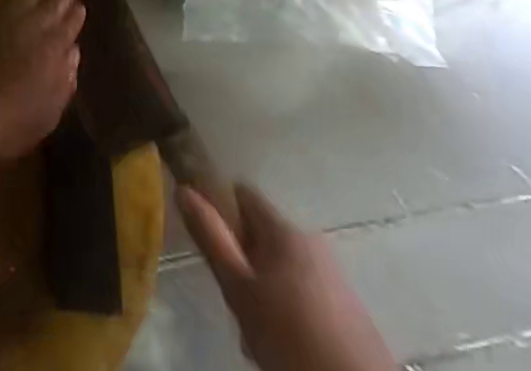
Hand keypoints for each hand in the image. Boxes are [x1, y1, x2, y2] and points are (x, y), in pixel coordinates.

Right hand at [177, 183, 394, 370]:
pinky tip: (281, 340)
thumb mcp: (238, 289)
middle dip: (239, 260)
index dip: (219, 207)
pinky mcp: (347, 306)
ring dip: (259, 287)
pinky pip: (301, 290)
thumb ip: (211, 238)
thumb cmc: (289, 337)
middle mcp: (310, 242)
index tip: (206, 239)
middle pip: (259, 235)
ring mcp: (332, 274)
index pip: (242, 194)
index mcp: (284, 232)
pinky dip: (284, 306)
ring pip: (278, 266)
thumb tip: (184, 189)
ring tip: (253, 327)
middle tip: (230, 296)